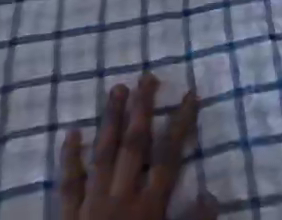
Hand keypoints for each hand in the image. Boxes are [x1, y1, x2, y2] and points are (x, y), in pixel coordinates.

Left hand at [60, 73, 214, 219]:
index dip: (181, 122)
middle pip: (134, 145)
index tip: (191, 93)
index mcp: (149, 208)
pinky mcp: (68, 218)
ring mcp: (92, 205)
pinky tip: (72, 132)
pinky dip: (70, 158)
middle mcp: (121, 198)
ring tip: (117, 88)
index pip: (169, 156)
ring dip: (110, 120)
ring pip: (103, 154)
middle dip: (142, 109)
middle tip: (147, 76)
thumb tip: (213, 195)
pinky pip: (68, 184)